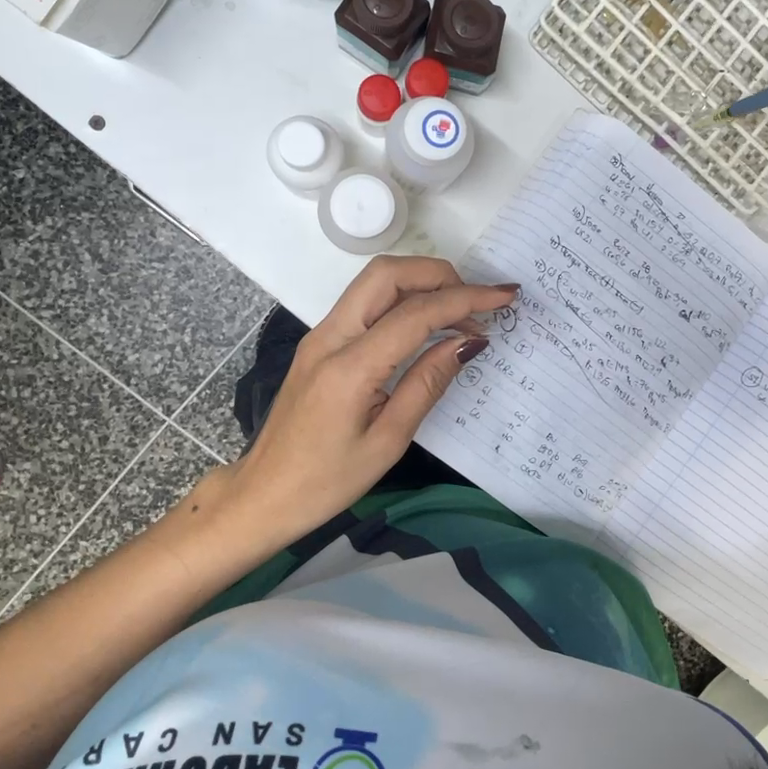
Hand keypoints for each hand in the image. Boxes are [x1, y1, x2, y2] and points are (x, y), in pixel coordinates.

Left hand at [217, 256, 515, 543]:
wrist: (263, 495)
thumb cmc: (326, 482)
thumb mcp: (388, 440)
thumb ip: (428, 382)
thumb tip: (469, 341)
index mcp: (350, 366)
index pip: (416, 312)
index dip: (465, 299)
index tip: (504, 297)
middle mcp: (330, 336)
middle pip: (388, 273)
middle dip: (440, 275)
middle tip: (478, 303)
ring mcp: (321, 335)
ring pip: (374, 282)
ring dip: (421, 284)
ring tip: (461, 314)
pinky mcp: (320, 343)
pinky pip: (366, 304)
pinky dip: (403, 301)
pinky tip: (428, 327)